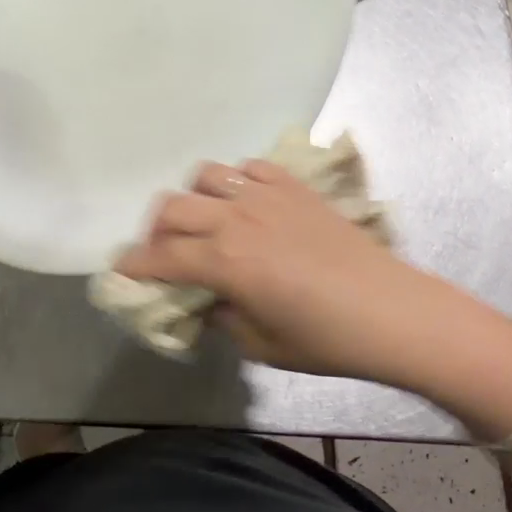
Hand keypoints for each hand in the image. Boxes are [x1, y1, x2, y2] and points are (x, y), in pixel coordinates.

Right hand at [115, 159, 442, 383]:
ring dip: (193, 199)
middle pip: (173, 207)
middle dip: (155, 230)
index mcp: (225, 261)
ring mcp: (267, 195)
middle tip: (161, 252)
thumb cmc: (324, 339)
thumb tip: (204, 298)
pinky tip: (246, 204)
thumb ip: (219, 315)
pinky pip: (249, 167)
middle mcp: (237, 217)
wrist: (390, 310)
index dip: (135, 265)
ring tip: (202, 222)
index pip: (162, 257)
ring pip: (207, 176)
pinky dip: (236, 182)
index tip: (121, 271)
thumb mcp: (259, 344)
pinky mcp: (294, 185)